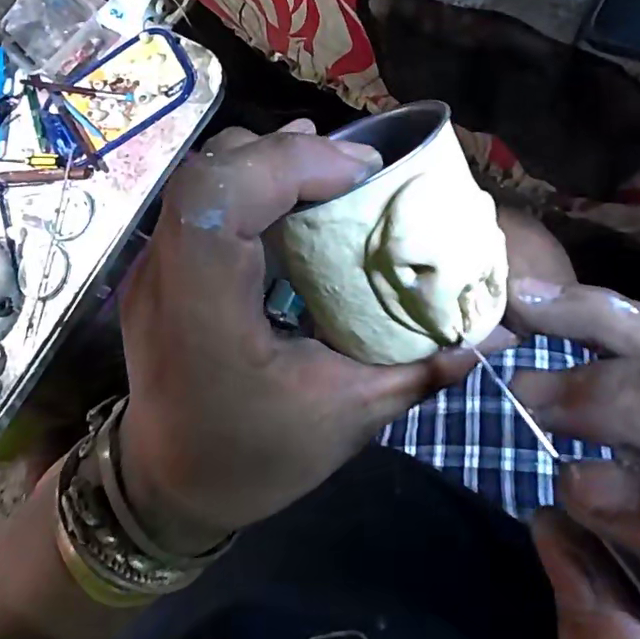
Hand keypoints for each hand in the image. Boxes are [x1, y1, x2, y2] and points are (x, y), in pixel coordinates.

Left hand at [116, 122, 486, 553]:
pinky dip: (248, 188)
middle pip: (211, 169)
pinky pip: (198, 204)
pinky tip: (290, 205)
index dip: (293, 161)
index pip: (222, 191)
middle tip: (354, 172)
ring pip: (201, 178)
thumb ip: (416, 365)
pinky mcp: (158, 272)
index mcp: (203, 308)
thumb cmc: (251, 458)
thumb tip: (487, 330)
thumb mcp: (344, 416)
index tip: (363, 172)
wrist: (170, 484)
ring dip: (267, 165)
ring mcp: (152, 269)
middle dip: (287, 154)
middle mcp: (165, 274)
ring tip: (328, 179)